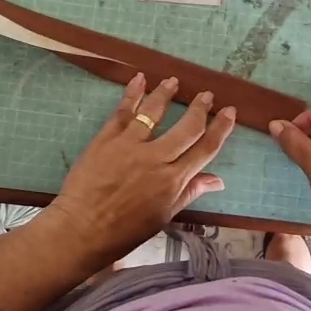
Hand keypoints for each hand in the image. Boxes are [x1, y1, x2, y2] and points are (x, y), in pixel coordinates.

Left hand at [44, 74, 236, 261]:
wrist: (81, 230)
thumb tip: (218, 180)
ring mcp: (131, 145)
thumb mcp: (163, 216)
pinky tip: (140, 79)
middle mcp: (156, 159)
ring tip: (173, 81)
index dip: (220, 129)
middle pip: (186, 127)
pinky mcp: (107, 138)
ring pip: (154, 111)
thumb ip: (189, 192)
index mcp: (173, 181)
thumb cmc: (124, 231)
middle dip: (200, 108)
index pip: (205, 149)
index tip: (229, 112)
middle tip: (207, 94)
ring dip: (166, 93)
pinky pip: (123, 111)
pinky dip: (132, 93)